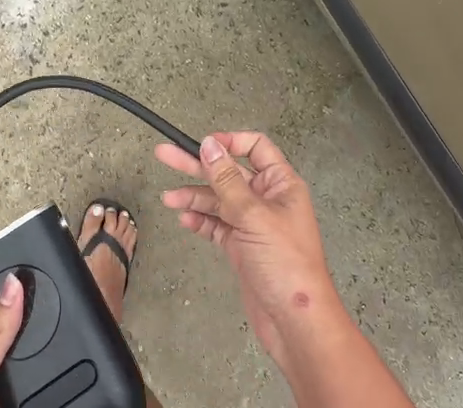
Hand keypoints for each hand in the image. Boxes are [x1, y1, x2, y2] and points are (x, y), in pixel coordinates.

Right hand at [156, 132, 335, 365]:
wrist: (295, 321)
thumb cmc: (287, 265)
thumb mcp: (255, 216)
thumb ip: (228, 180)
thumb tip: (210, 145)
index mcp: (281, 184)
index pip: (255, 147)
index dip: (229, 141)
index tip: (202, 144)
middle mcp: (267, 200)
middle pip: (229, 173)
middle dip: (198, 165)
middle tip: (167, 155)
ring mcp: (253, 224)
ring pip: (219, 201)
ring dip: (194, 197)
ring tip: (169, 197)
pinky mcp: (242, 247)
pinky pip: (217, 226)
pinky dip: (201, 221)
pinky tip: (185, 219)